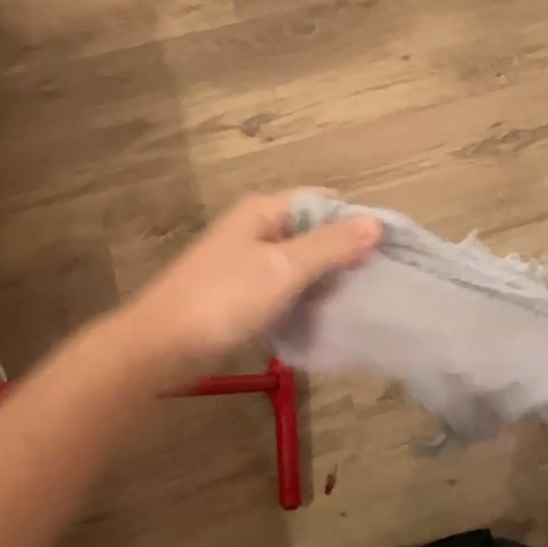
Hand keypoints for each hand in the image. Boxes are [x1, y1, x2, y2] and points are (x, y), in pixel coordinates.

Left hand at [125, 192, 380, 362]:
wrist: (160, 345)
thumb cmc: (224, 299)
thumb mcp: (283, 269)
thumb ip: (330, 246)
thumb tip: (375, 223)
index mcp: (263, 211)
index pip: (322, 201)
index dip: (354, 220)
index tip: (387, 250)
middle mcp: (254, 228)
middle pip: (311, 230)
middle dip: (342, 252)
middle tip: (377, 282)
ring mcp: (244, 261)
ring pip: (297, 262)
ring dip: (323, 279)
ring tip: (356, 301)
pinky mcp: (238, 292)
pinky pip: (281, 286)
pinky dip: (301, 297)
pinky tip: (321, 317)